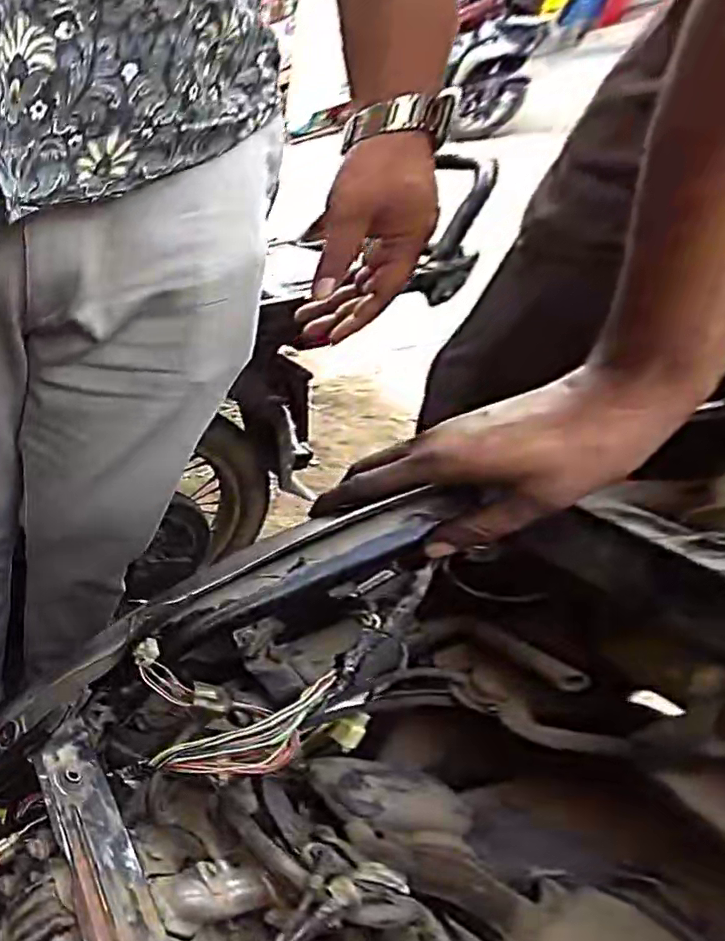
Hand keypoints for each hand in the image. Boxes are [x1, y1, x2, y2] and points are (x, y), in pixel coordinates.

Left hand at [295, 134, 439, 345]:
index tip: (333, 335)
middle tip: (311, 330)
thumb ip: (334, 258)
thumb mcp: (347, 218)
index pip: (383, 294)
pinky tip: (321, 291)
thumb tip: (321, 292)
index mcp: (410, 240)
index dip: (358, 318)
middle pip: (373, 291)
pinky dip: (341, 278)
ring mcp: (394, 234)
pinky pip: (361, 263)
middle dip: (341, 313)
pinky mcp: (381, 227)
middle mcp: (406, 240)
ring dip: (337, 298)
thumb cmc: (378, 164)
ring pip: (364, 279)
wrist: (386, 131)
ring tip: (308, 315)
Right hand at [311, 365, 702, 552]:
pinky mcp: (463, 424)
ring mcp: (446, 429)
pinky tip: (428, 484)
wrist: (621, 394)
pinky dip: (406, 468)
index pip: (365, 485)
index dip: (336, 501)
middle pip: (368, 467)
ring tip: (383, 502)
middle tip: (340, 510)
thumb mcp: (535, 501)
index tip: (318, 513)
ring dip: (378, 478)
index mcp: (436, 463)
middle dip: (348, 489)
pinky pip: (417, 449)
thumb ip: (478, 528)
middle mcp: (431, 442)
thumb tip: (437, 547)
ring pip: (391, 457)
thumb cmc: (586, 443)